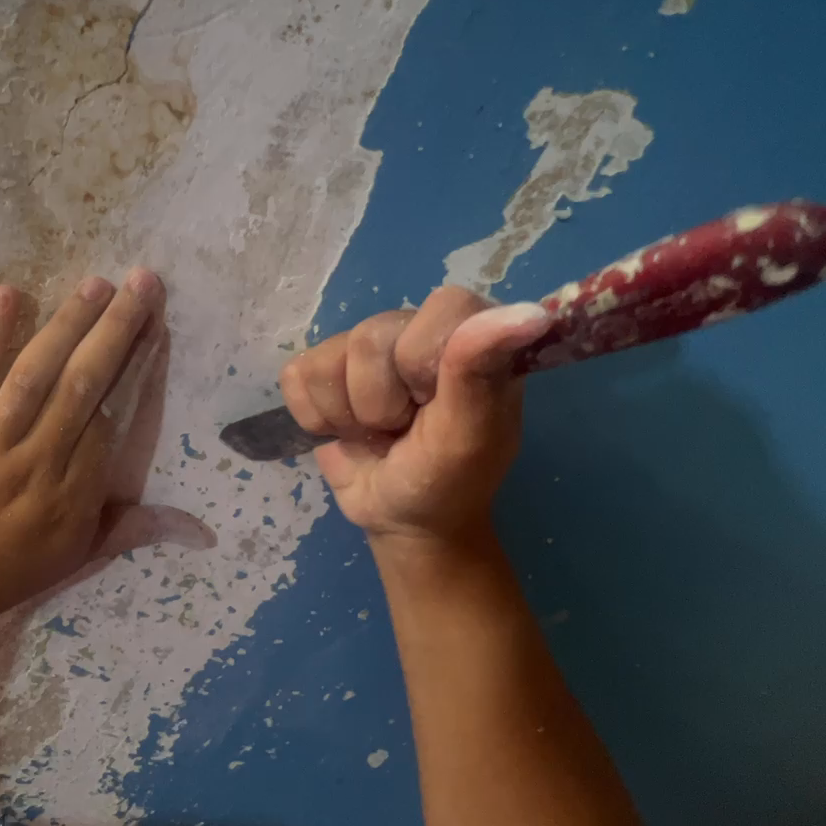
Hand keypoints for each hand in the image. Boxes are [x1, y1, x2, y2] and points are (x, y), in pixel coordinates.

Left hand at [0, 269, 195, 631]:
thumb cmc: (11, 572)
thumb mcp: (81, 557)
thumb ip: (137, 528)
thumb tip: (205, 530)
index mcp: (74, 495)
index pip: (114, 419)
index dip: (138, 369)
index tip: (157, 325)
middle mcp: (37, 463)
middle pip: (82, 387)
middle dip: (115, 331)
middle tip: (141, 282)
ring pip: (33, 377)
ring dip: (66, 326)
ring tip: (96, 284)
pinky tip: (10, 295)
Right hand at [279, 288, 551, 548]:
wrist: (401, 517)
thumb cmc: (447, 481)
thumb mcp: (470, 437)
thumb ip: (481, 372)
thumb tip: (529, 313)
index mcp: (467, 330)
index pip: (438, 308)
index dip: (424, 362)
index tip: (433, 404)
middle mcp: (412, 327)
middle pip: (368, 338)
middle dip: (380, 402)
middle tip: (403, 428)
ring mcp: (360, 346)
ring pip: (327, 360)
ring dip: (348, 416)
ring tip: (376, 433)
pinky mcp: (319, 367)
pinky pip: (296, 377)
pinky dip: (315, 417)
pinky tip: (344, 429)